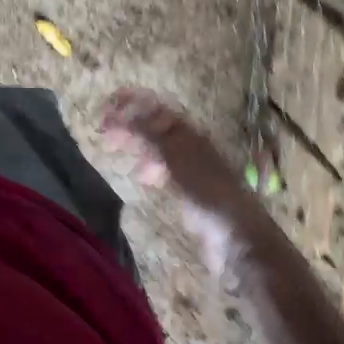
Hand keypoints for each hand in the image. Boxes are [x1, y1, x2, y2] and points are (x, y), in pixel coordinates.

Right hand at [101, 87, 264, 273]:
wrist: (240, 241)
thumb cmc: (209, 193)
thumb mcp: (176, 156)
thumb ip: (149, 132)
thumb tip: (124, 110)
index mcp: (189, 133)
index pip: (156, 107)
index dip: (131, 102)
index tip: (105, 106)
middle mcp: (190, 146)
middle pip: (154, 124)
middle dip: (128, 123)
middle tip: (103, 130)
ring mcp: (190, 169)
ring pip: (157, 146)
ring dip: (136, 143)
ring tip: (116, 151)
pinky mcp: (189, 191)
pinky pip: (162, 169)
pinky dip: (147, 166)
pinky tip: (141, 177)